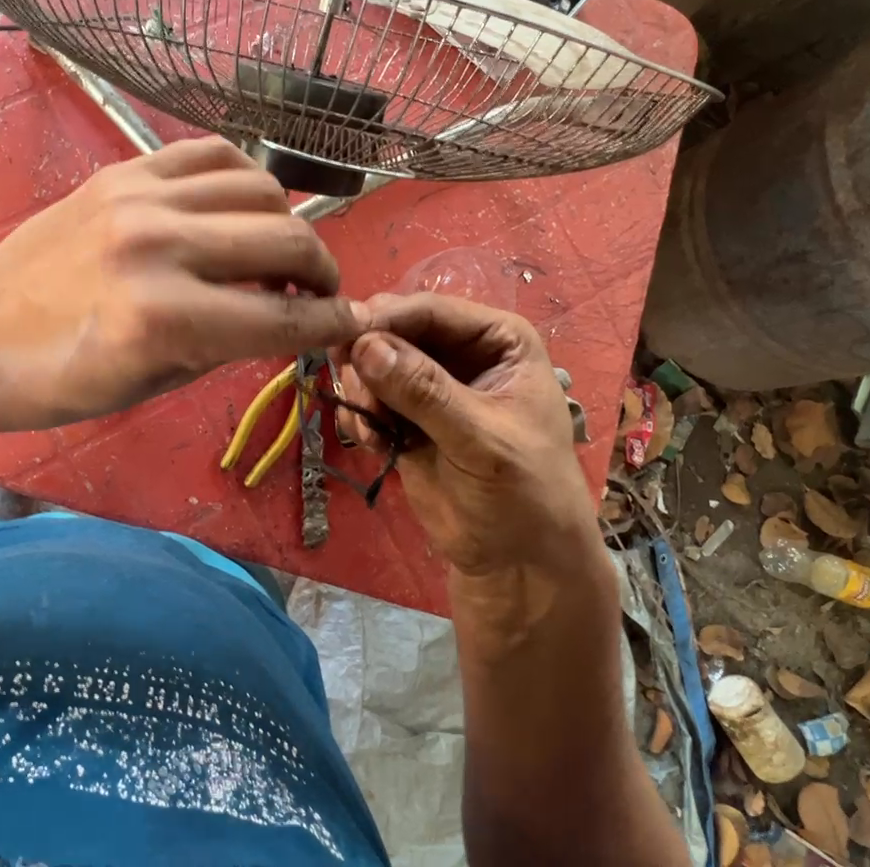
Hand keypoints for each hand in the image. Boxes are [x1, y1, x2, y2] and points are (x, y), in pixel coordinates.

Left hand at [0, 137, 369, 436]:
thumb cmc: (60, 383)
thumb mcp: (156, 382)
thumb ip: (229, 343)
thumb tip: (287, 316)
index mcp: (166, 320)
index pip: (285, 318)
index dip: (331, 325)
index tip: (349, 324)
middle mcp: (160, 247)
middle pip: (287, 241)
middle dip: (323, 274)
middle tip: (318, 293)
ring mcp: (139, 198)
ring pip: (259, 188)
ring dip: (287, 224)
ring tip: (277, 252)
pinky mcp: (122, 171)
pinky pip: (210, 154)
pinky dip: (242, 179)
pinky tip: (239, 207)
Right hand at [331, 293, 596, 579]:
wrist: (516, 559)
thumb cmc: (525, 493)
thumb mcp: (482, 440)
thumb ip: (426, 392)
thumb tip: (365, 346)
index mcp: (496, 339)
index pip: (429, 310)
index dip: (385, 320)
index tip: (345, 341)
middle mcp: (460, 351)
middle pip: (392, 329)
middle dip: (367, 360)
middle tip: (361, 403)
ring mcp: (428, 384)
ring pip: (371, 362)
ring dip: (361, 392)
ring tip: (370, 432)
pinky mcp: (404, 417)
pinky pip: (365, 398)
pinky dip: (358, 415)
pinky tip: (368, 442)